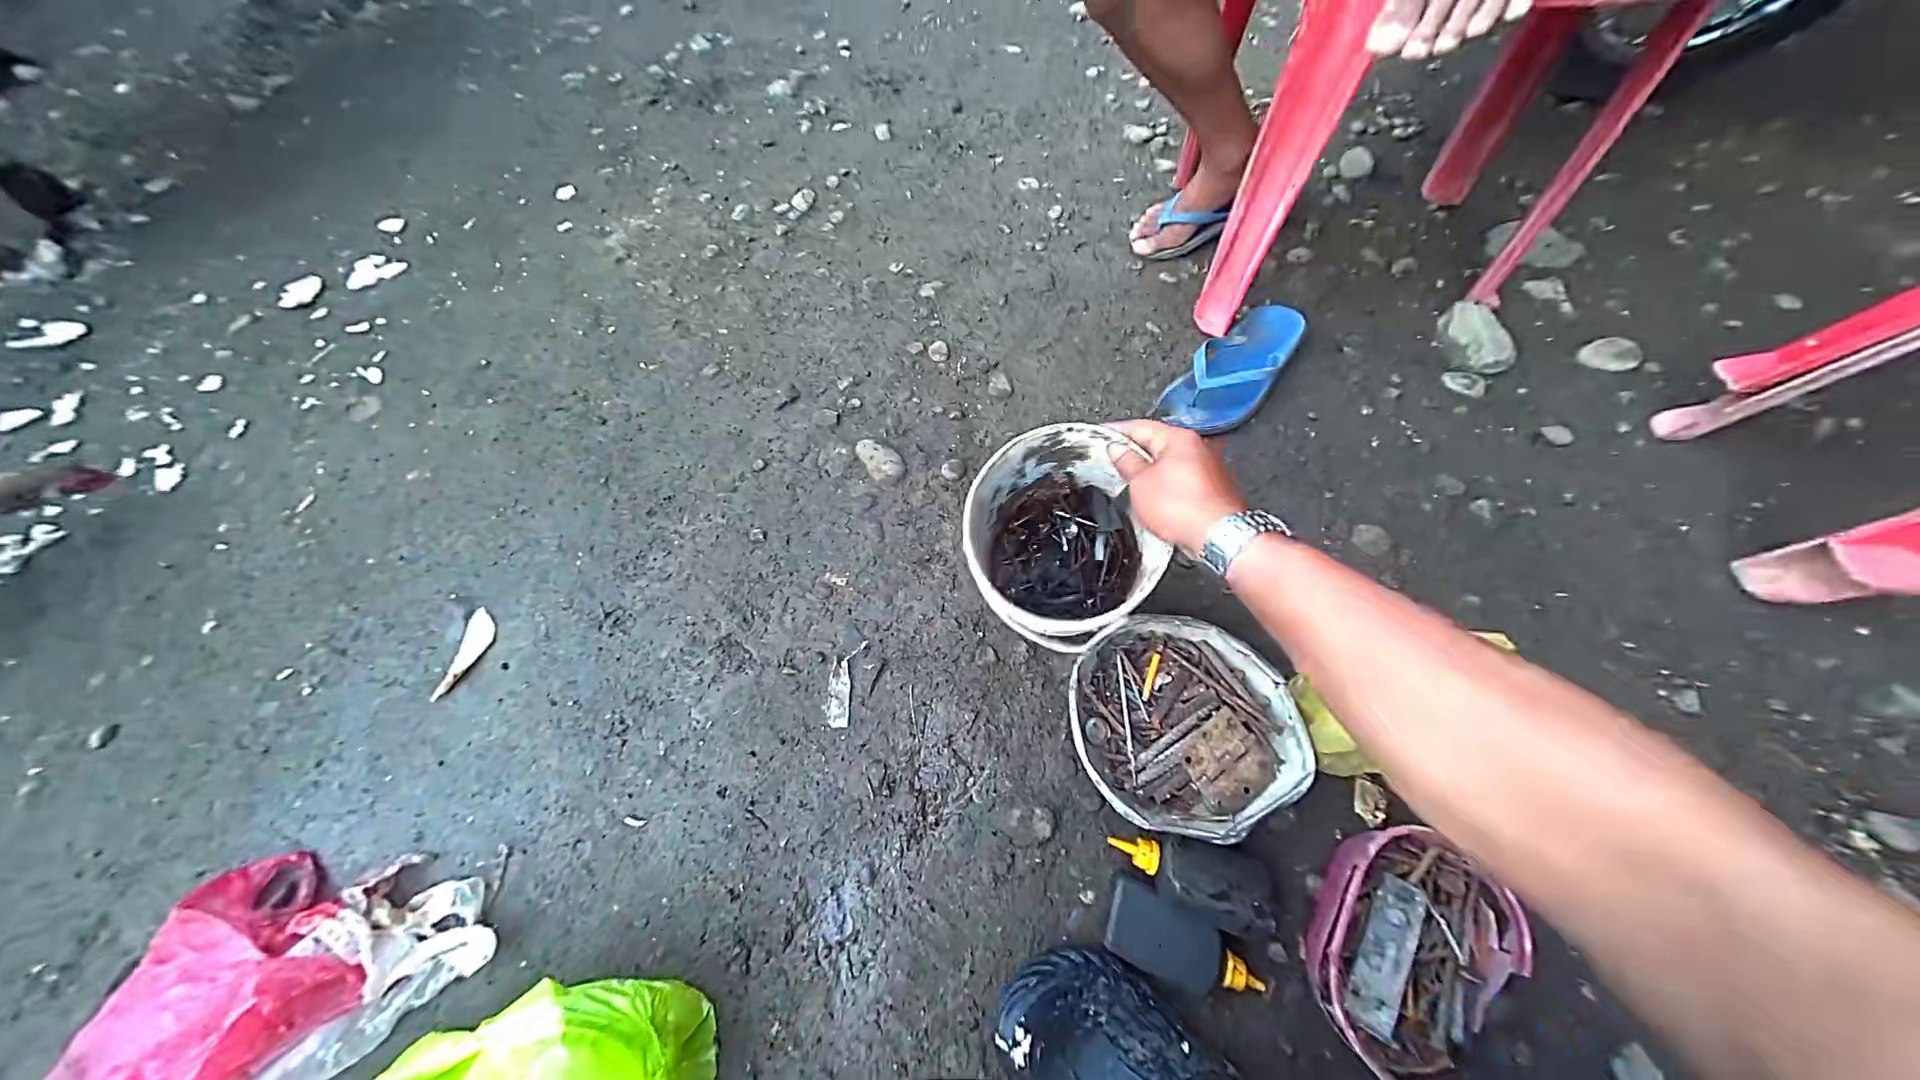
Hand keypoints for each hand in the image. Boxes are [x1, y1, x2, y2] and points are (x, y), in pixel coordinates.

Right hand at [1105, 420, 1248, 554]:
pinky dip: (1168, 483)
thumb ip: (1127, 462)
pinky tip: (1158, 497)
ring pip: (1171, 461)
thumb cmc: (1185, 509)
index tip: (1103, 435)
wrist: (1218, 535)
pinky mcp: (1213, 487)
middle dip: (1135, 451)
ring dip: (1151, 470)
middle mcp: (1198, 447)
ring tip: (1134, 484)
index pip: (1140, 427)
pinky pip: (1183, 478)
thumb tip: (1118, 450)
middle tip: (1114, 461)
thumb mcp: (1140, 483)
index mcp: (1179, 438)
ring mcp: (1209, 466)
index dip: (1117, 431)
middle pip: (1158, 443)